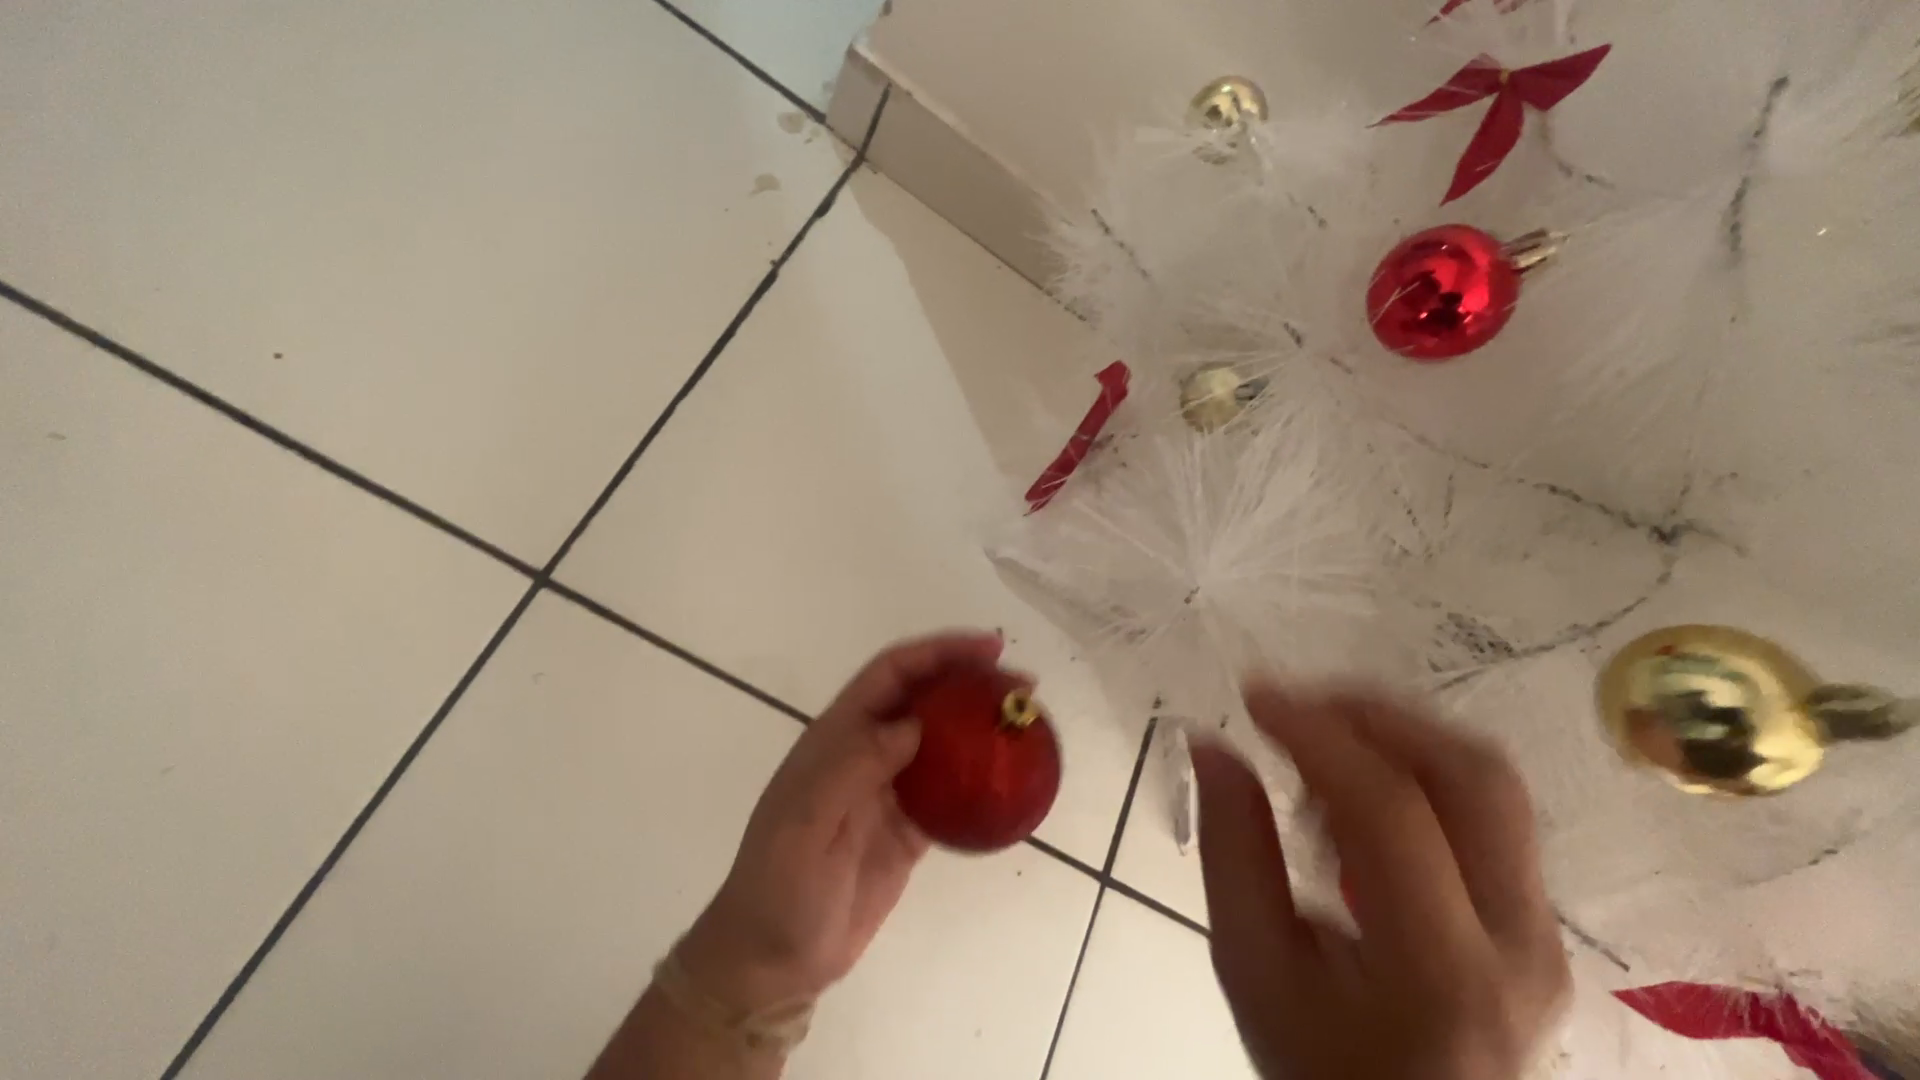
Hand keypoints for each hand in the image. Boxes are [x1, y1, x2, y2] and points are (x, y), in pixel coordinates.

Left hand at [676, 630, 1005, 1013]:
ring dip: (980, 727)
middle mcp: (866, 753)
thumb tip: (914, 725)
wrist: (773, 958)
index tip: (990, 649)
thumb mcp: (804, 821)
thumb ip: (853, 766)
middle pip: (924, 700)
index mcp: (837, 737)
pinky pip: (951, 795)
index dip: (938, 652)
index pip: (893, 674)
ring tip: (1026, 725)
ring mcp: (889, 792)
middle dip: (970, 682)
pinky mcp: (908, 830)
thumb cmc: (780, 884)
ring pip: (942, 742)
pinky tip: (1011, 782)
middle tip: (1025, 687)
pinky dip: (981, 783)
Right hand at [1192, 685, 1570, 1079]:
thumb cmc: (1315, 1061)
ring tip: (1315, 743)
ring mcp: (1544, 930)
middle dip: (1375, 716)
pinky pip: (1484, 812)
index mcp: (1442, 970)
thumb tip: (1212, 744)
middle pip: (1474, 777)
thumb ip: (1231, 852)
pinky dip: (1414, 773)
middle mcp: (1520, 941)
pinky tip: (1351, 793)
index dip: (1318, 736)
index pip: (1391, 814)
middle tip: (1295, 705)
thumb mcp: (1252, 967)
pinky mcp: (1539, 920)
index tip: (1253, 698)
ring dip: (1398, 736)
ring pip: (1490, 783)